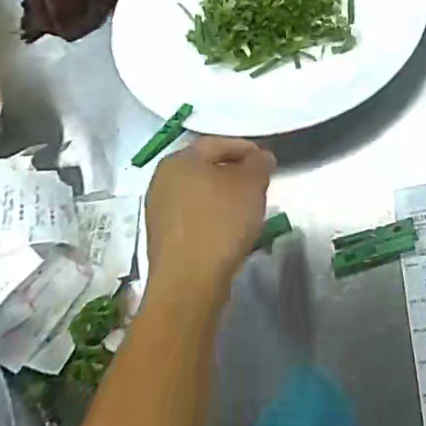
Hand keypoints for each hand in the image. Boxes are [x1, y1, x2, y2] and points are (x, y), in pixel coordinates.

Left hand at [144, 136, 274, 296]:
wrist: (189, 282)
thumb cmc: (221, 222)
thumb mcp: (252, 185)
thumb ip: (259, 164)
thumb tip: (260, 158)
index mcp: (180, 160)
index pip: (217, 143)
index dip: (246, 149)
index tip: (266, 161)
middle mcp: (162, 180)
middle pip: (206, 167)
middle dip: (234, 173)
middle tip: (259, 183)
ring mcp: (158, 210)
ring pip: (199, 193)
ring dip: (223, 196)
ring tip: (247, 208)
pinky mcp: (162, 237)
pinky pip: (193, 216)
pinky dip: (212, 216)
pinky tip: (229, 229)